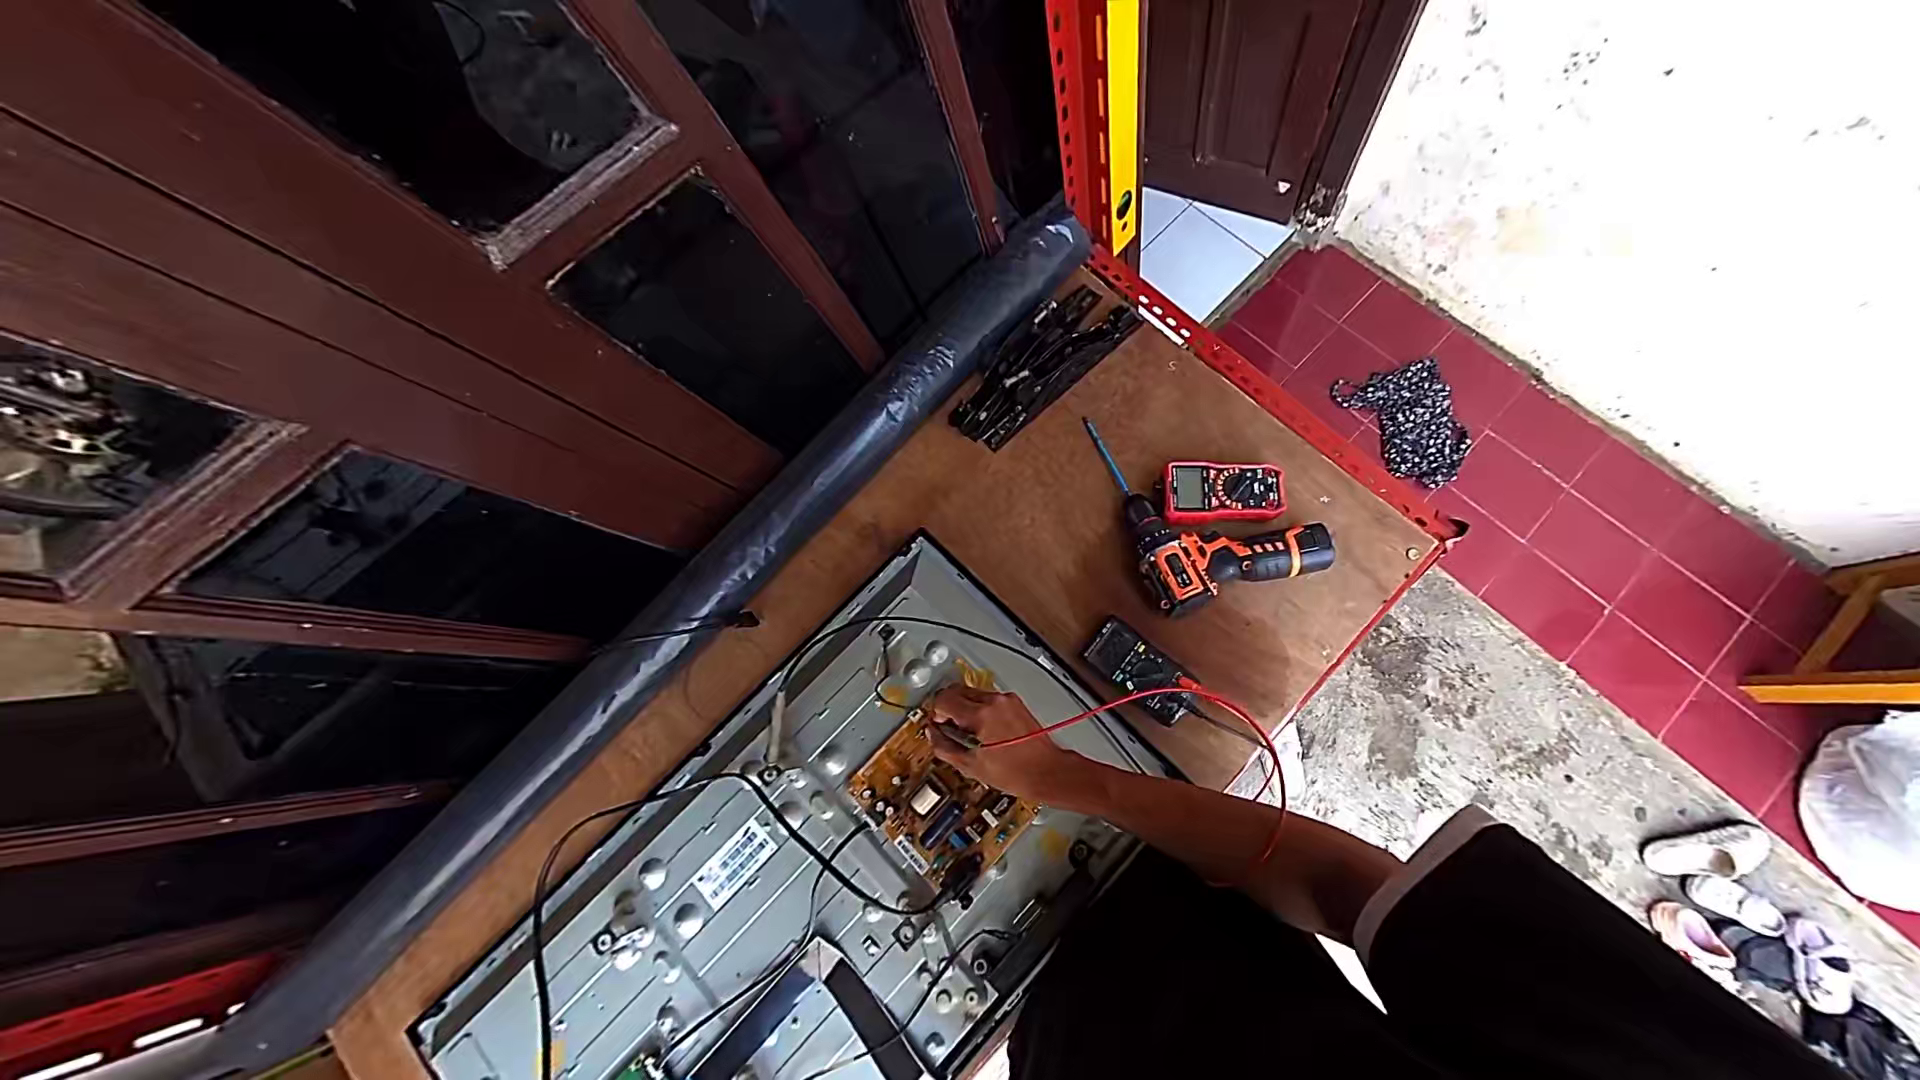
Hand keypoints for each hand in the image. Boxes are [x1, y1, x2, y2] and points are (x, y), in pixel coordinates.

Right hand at [925, 685, 1082, 801]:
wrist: (1046, 771)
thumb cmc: (1016, 772)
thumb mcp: (972, 766)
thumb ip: (945, 747)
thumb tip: (933, 735)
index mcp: (980, 716)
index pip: (944, 699)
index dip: (936, 713)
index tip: (937, 724)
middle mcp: (994, 702)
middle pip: (956, 690)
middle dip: (947, 706)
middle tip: (947, 726)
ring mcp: (1006, 700)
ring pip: (972, 692)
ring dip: (963, 706)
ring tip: (968, 730)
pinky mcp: (1015, 702)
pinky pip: (988, 698)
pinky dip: (980, 707)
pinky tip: (984, 728)